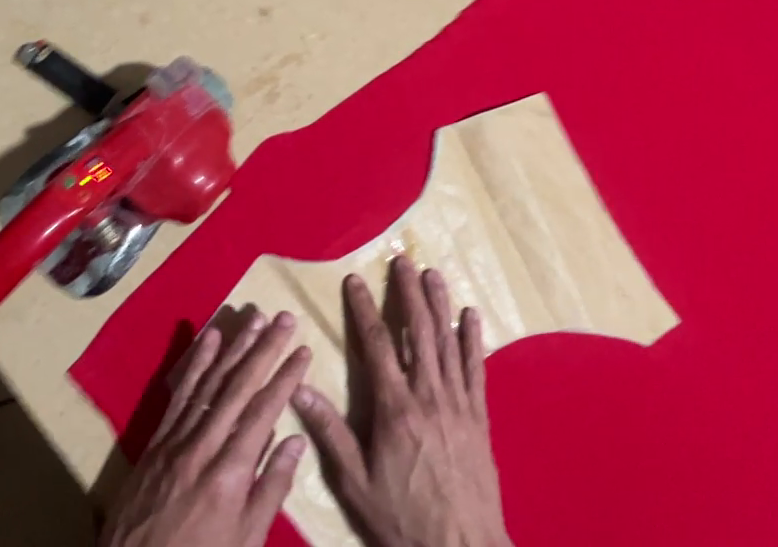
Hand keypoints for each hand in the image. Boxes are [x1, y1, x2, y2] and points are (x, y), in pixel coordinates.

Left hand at [101, 307, 311, 546]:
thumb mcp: (245, 541)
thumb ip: (271, 489)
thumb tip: (295, 440)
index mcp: (229, 474)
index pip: (262, 412)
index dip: (285, 378)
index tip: (303, 350)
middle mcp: (202, 446)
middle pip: (238, 387)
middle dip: (264, 349)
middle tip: (285, 318)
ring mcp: (175, 439)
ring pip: (209, 382)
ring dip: (234, 346)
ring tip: (254, 318)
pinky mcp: (155, 440)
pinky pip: (179, 393)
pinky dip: (196, 362)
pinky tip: (209, 338)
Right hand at [293, 258, 510, 546]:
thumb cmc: (403, 518)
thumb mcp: (356, 482)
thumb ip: (330, 433)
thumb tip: (298, 390)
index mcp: (395, 408)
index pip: (376, 344)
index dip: (363, 308)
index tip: (354, 280)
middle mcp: (428, 395)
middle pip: (417, 332)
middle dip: (408, 292)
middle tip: (402, 259)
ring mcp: (457, 403)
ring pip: (448, 342)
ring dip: (439, 305)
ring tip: (433, 274)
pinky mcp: (479, 416)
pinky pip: (476, 369)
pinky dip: (472, 339)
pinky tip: (470, 315)